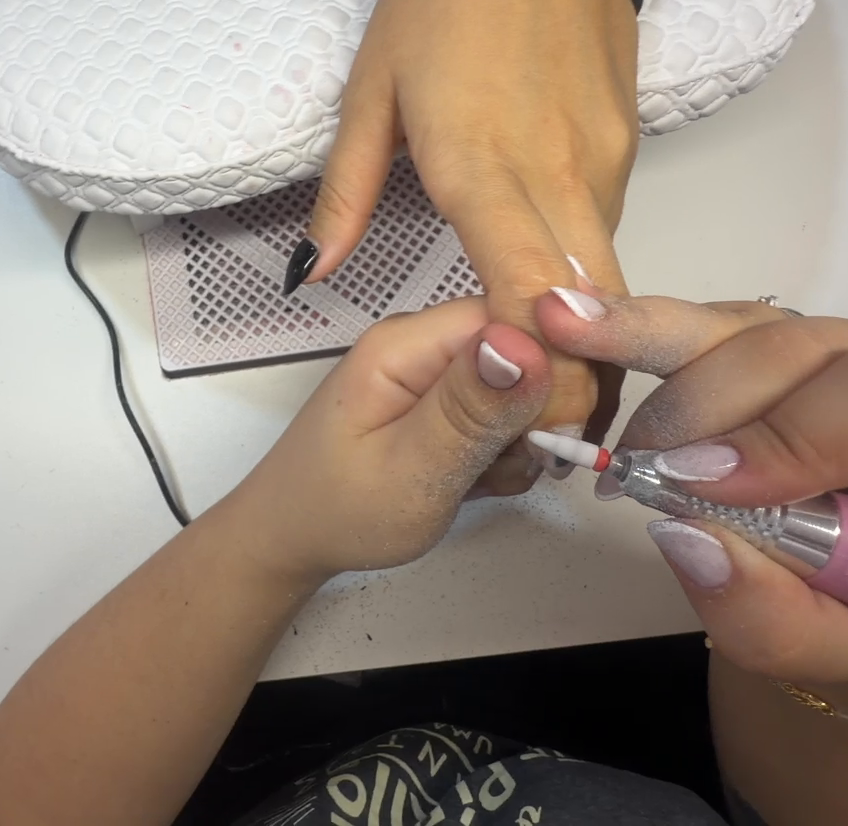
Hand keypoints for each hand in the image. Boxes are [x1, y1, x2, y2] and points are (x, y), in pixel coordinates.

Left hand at [223, 297, 550, 580]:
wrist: (295, 534)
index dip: (551, 368)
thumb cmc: (339, 510)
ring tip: (479, 477)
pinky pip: (499, 410)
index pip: (511, 313)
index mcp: (402, 343)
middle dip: (537, 411)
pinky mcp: (437, 399)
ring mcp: (429, 371)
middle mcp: (418, 343)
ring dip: (520, 439)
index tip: (552, 434)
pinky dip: (502, 450)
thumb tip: (526, 343)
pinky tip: (474, 477)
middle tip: (505, 465)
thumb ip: (470, 411)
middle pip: (522, 346)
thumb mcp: (411, 471)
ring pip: (519, 386)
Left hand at [300, 0, 641, 492]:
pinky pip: (608, 226)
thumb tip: (313, 273)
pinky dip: (587, 270)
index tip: (519, 420)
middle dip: (571, 370)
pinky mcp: (631, 142)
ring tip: (547, 372)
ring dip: (581, 325)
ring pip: (603, 267)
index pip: (520, 289)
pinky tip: (557, 288)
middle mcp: (559, 172)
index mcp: (480, 166)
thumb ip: (344, 195)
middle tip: (542, 429)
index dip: (527, 362)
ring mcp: (605, 157)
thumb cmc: (435, 7)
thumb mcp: (366, 96)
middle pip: (583, 300)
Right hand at [536, 292, 847, 684]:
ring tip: (576, 365)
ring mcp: (831, 346)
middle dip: (699, 406)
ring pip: (734, 323)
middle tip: (634, 468)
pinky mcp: (757, 340)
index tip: (699, 485)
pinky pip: (692, 321)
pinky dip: (625, 330)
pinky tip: (574, 323)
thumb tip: (682, 534)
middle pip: (798, 344)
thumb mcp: (829, 649)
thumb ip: (770, 614)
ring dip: (643, 348)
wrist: (843, 588)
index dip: (795, 431)